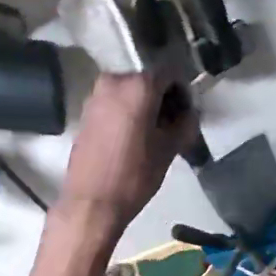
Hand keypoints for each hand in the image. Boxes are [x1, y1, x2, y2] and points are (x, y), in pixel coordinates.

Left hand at [58, 74, 194, 228]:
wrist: (93, 201)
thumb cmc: (135, 175)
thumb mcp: (169, 150)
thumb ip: (185, 124)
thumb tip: (190, 113)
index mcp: (138, 86)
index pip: (170, 74)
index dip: (183, 92)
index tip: (188, 114)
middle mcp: (114, 81)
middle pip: (148, 82)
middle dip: (164, 100)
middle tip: (174, 127)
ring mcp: (96, 95)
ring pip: (131, 93)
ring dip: (146, 108)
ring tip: (155, 136)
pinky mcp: (86, 112)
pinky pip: (115, 104)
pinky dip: (129, 114)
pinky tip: (135, 139)